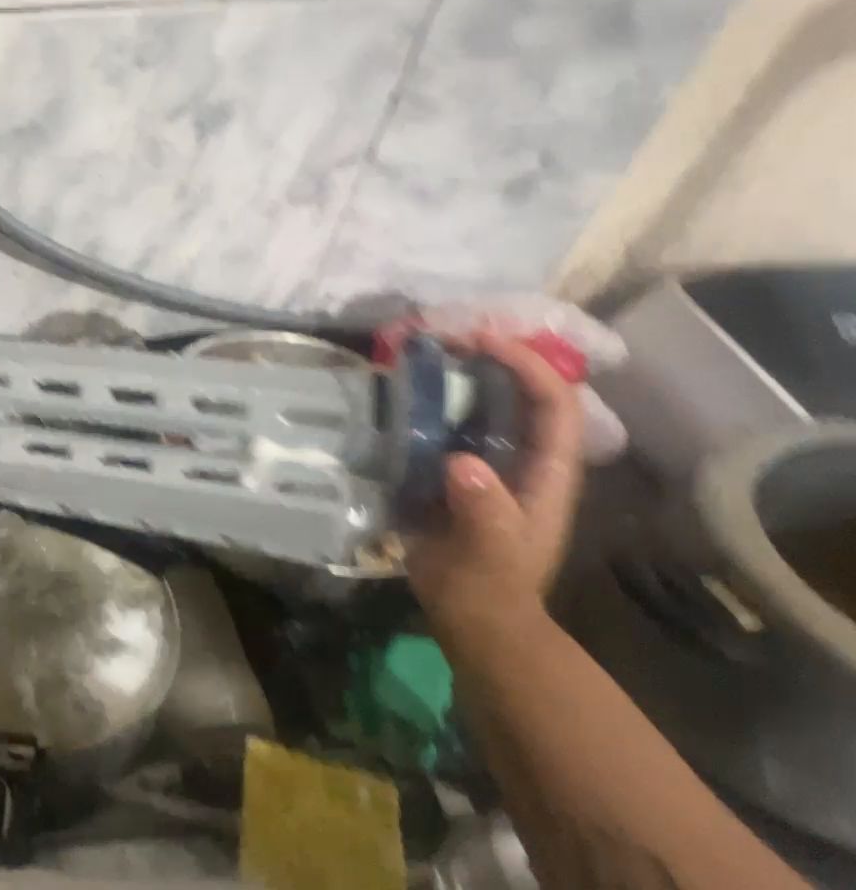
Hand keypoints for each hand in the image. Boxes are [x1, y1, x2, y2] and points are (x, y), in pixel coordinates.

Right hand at [408, 331, 585, 632]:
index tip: (484, 342)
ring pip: (483, 407)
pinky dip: (427, 405)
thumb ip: (485, 509)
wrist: (470, 615)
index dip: (528, 365)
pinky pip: (446, 428)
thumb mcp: (491, 550)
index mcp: (547, 471)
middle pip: (520, 394)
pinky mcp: (452, 474)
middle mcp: (522, 458)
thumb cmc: (489, 583)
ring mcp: (487, 465)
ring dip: (458, 376)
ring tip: (417, 353)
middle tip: (445, 335)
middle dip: (492, 358)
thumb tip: (462, 464)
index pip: (553, 403)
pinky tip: (397, 394)